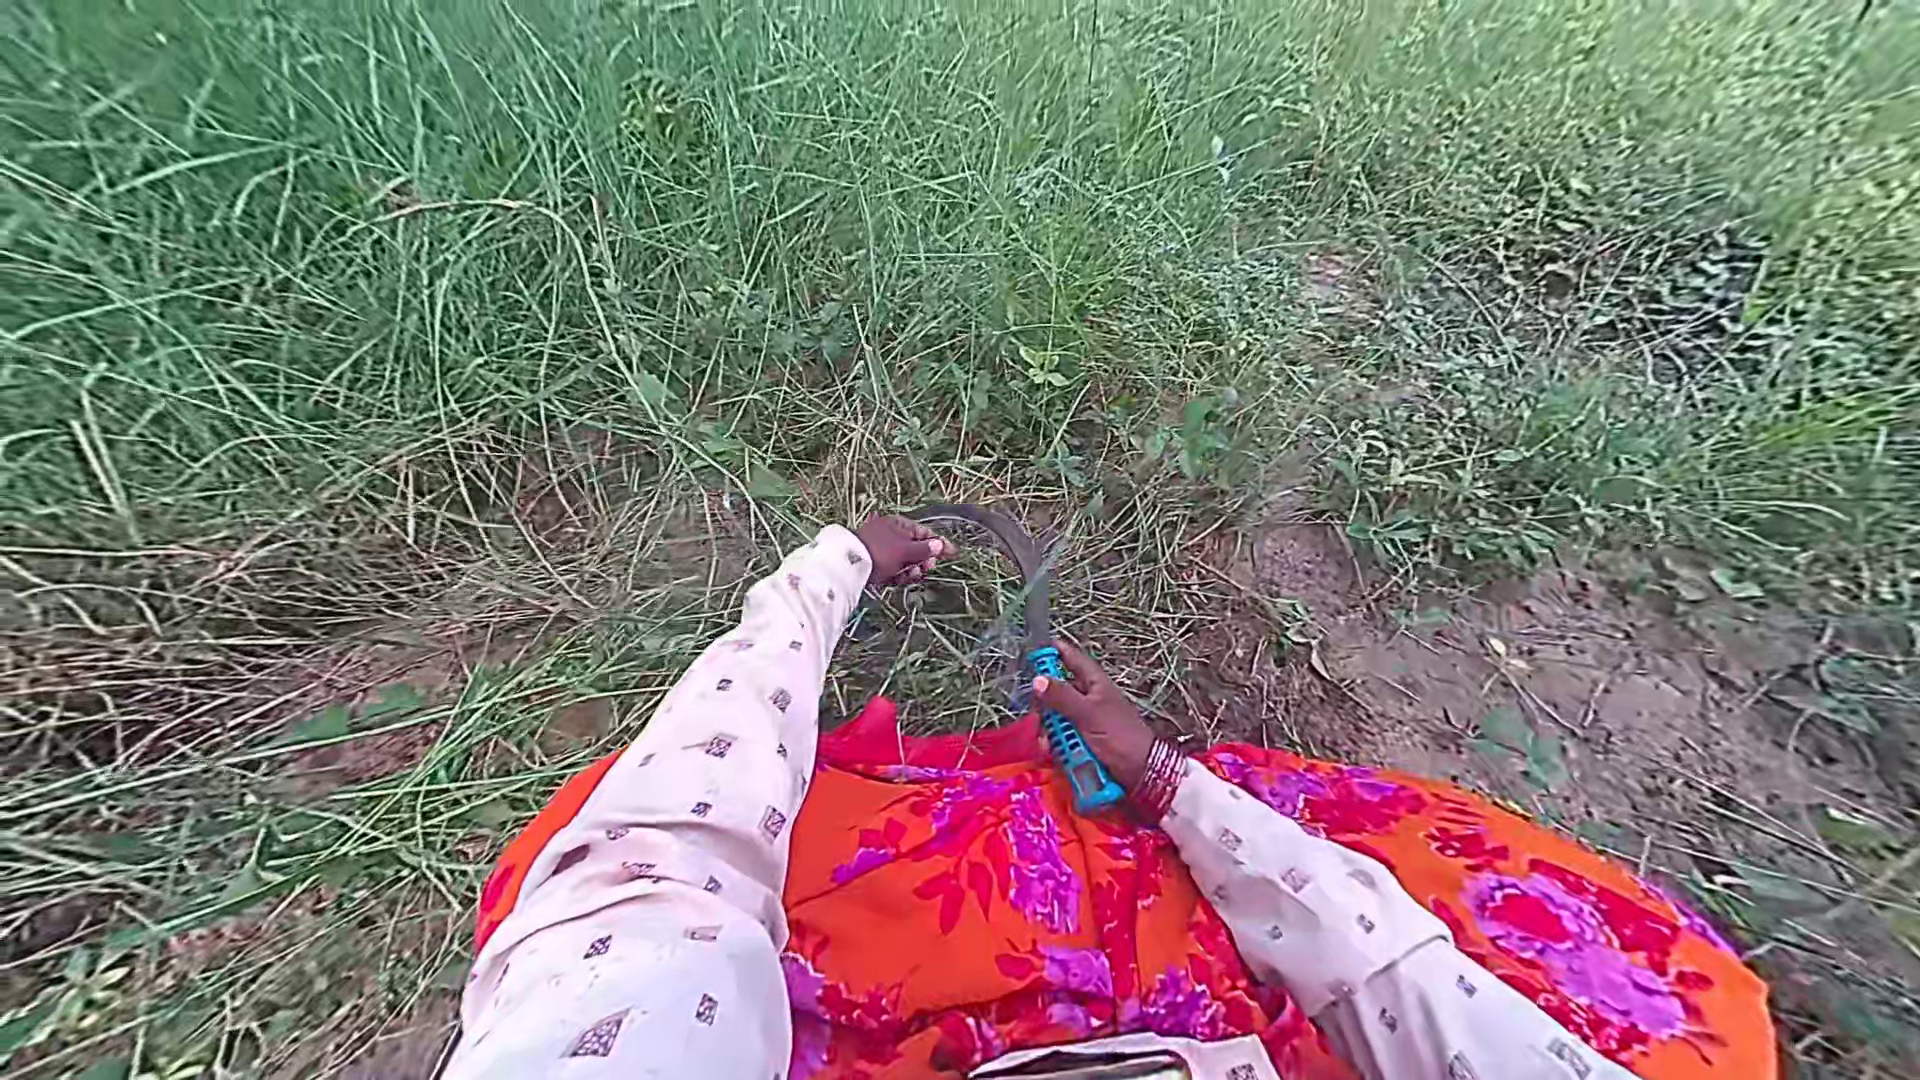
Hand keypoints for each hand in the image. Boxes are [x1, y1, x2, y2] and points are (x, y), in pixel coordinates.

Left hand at [854, 515, 949, 587]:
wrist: (850, 566)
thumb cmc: (880, 552)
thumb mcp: (905, 550)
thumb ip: (924, 549)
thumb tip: (940, 545)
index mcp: (898, 524)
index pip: (925, 533)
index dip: (939, 543)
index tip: (953, 552)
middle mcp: (891, 534)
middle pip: (916, 548)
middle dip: (924, 559)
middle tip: (927, 567)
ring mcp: (883, 548)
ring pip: (906, 560)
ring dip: (912, 569)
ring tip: (912, 574)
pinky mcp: (876, 562)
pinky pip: (894, 568)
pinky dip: (900, 574)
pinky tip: (900, 578)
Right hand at [1030, 639, 1155, 788]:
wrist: (1142, 774)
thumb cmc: (1119, 737)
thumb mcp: (1088, 714)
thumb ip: (1062, 697)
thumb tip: (1037, 679)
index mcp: (1095, 684)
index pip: (1074, 660)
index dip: (1057, 652)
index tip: (1038, 647)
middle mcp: (1090, 699)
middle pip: (1059, 692)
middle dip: (1045, 703)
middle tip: (1035, 712)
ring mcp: (1087, 721)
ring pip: (1058, 717)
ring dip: (1050, 728)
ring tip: (1045, 741)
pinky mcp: (1084, 741)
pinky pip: (1063, 737)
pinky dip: (1056, 744)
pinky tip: (1051, 751)